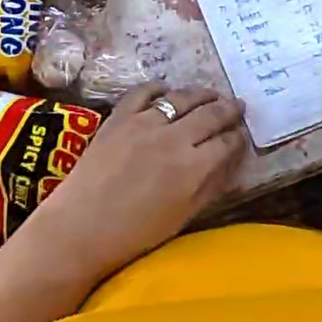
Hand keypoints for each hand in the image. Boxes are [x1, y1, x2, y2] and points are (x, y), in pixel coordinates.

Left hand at [15, 84, 247, 283]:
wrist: (79, 228)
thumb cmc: (134, 234)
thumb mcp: (182, 216)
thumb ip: (209, 186)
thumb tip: (230, 164)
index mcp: (193, 168)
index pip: (226, 143)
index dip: (238, 138)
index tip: (242, 134)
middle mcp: (174, 138)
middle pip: (210, 115)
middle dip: (228, 109)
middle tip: (238, 105)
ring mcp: (144, 122)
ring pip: (181, 98)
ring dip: (201, 95)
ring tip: (210, 94)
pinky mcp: (119, 117)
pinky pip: (143, 92)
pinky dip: (158, 87)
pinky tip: (166, 89)